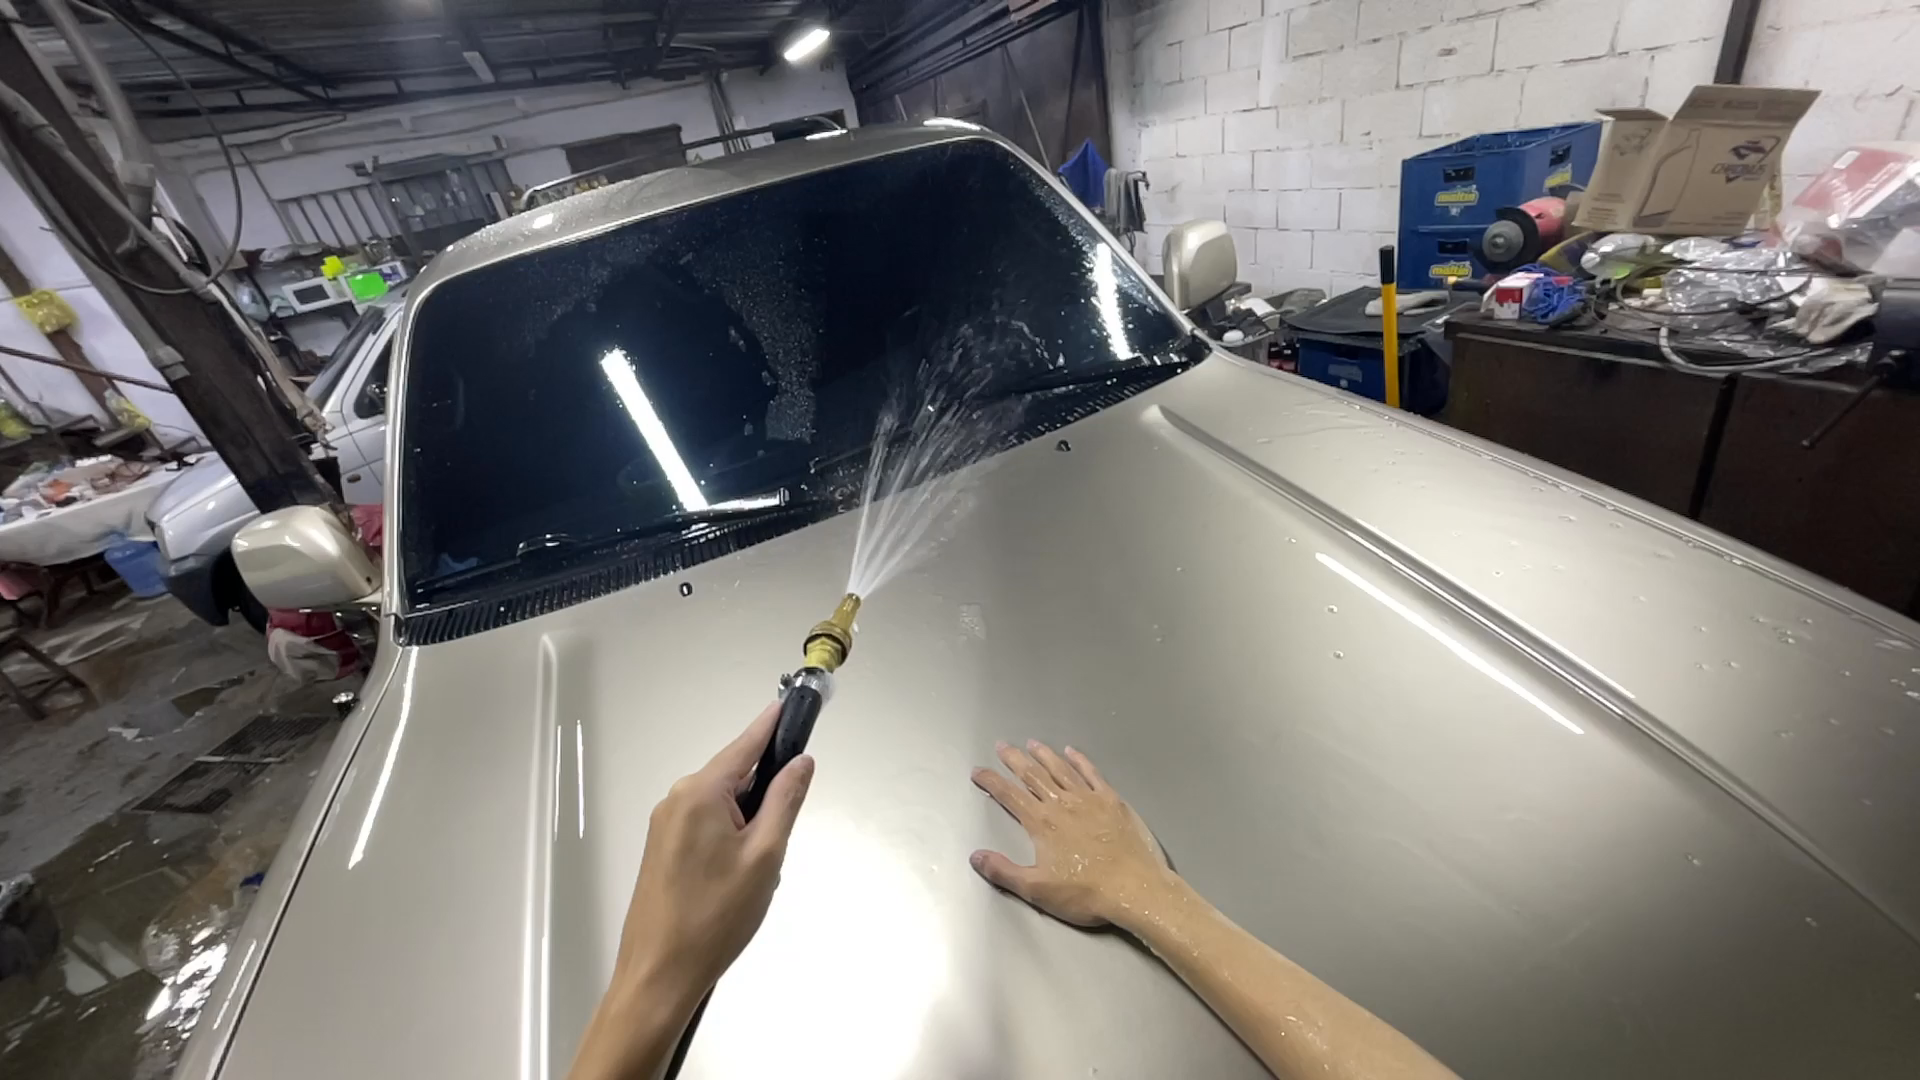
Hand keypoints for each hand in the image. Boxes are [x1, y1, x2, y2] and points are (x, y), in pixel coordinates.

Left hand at [613, 701, 814, 1001]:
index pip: (745, 745)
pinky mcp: (660, 849)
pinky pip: (705, 824)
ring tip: (758, 871)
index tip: (791, 702)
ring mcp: (664, 825)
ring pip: (722, 804)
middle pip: (734, 776)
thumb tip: (802, 761)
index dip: (771, 724)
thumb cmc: (717, 915)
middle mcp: (677, 799)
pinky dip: (730, 835)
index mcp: (701, 793)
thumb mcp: (765, 855)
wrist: (657, 979)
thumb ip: (785, 800)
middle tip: (781, 837)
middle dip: (764, 794)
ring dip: (748, 821)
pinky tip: (738, 876)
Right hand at [970, 740, 1177, 929]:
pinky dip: (1080, 760)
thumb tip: (975, 855)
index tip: (978, 771)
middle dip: (1014, 759)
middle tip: (1002, 745)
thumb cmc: (1085, 893)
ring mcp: (1088, 798)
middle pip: (1032, 775)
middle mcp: (1061, 803)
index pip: (1009, 795)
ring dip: (1044, 755)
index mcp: (1042, 823)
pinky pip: (1092, 774)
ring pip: (1060, 769)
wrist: (1134, 889)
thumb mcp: (1037, 890)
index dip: (991, 781)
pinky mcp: (1111, 800)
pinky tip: (1072, 752)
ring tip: (1031, 743)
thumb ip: (1004, 871)